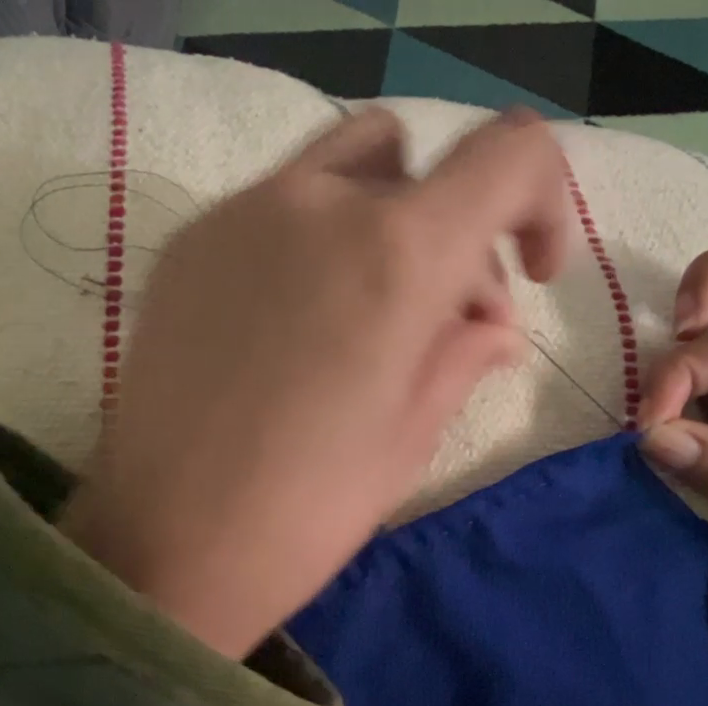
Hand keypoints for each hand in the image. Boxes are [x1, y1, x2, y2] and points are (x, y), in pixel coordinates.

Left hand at [61, 108, 570, 658]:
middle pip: (419, 166)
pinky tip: (292, 330)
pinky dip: (311, 244)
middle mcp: (316, 205)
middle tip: (444, 327)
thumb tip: (492, 326)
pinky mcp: (186, 245)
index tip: (530, 275)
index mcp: (396, 254)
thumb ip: (461, 356)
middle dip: (454, 234)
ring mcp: (239, 216)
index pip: (509, 155)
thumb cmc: (305, 513)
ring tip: (368, 317)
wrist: (164, 548)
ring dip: (381, 221)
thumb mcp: (408, 438)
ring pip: (341, 169)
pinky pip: (273, 209)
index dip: (544, 201)